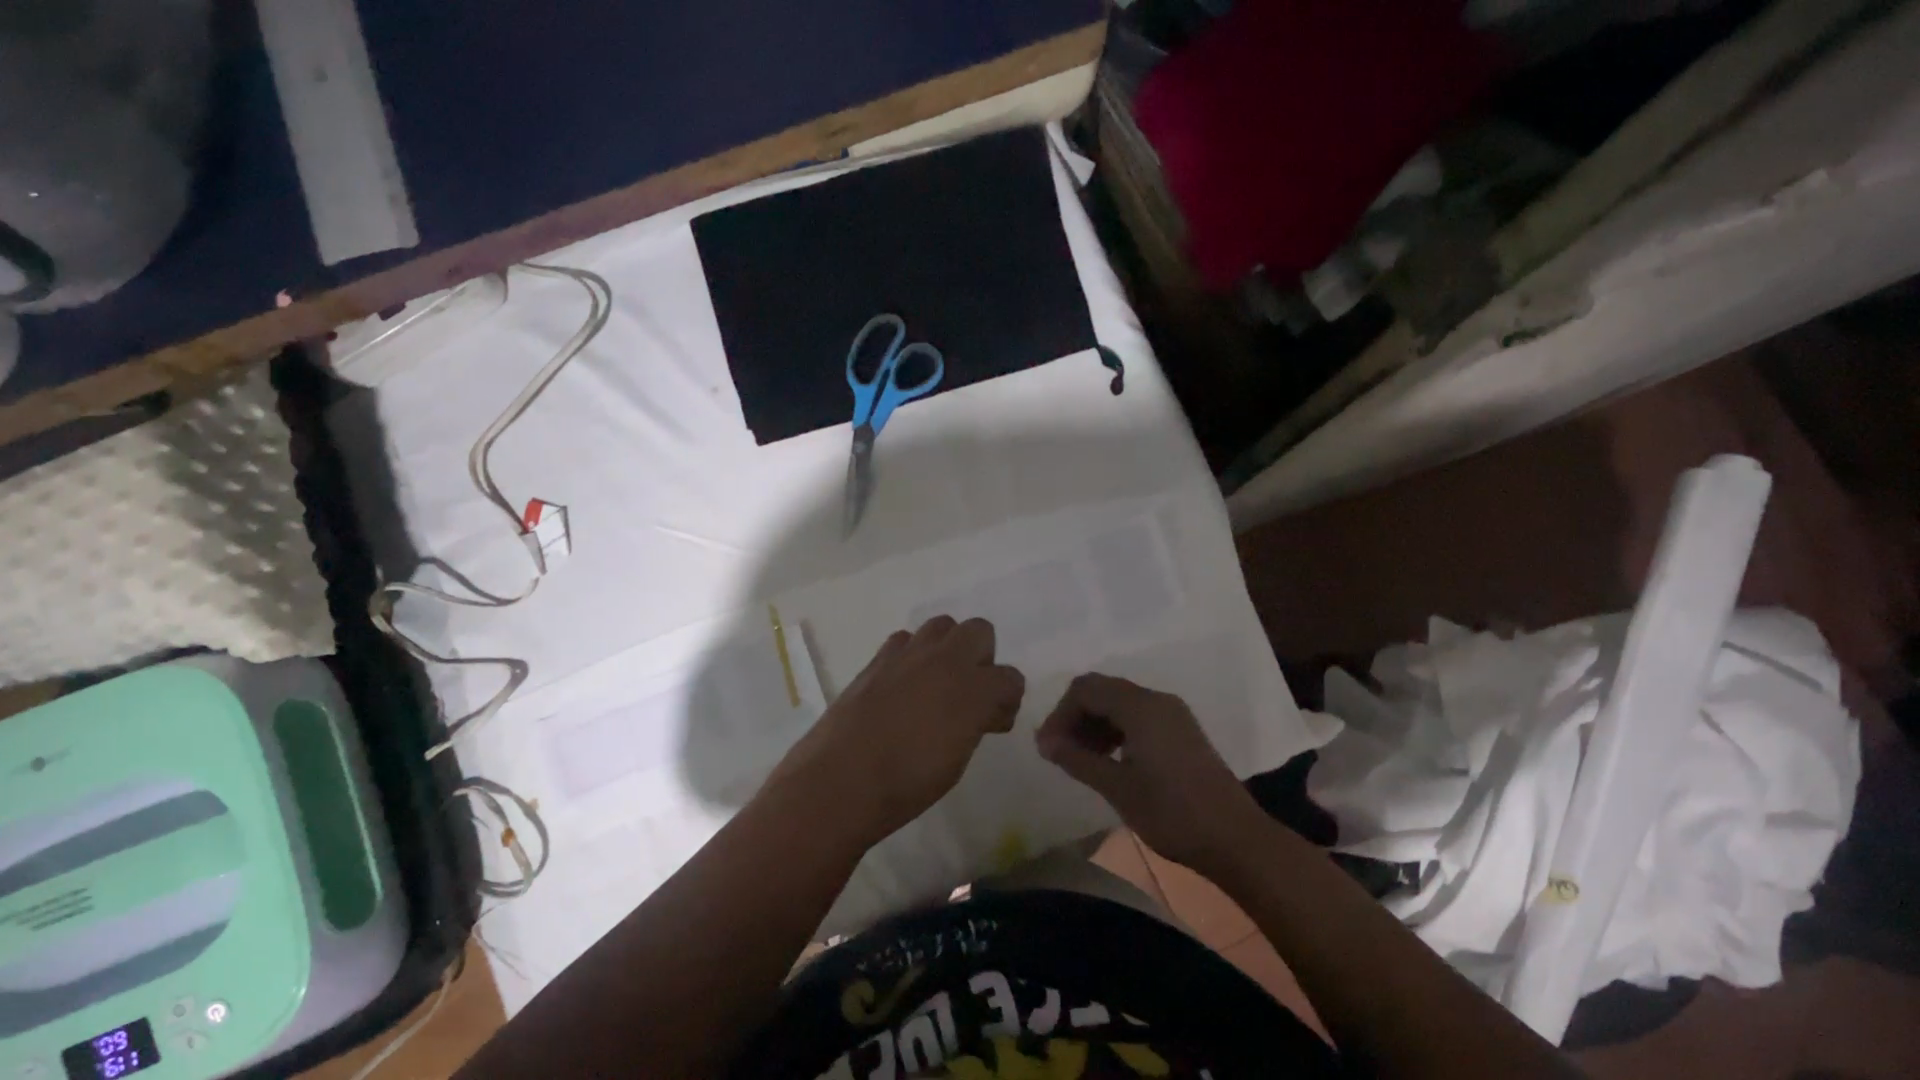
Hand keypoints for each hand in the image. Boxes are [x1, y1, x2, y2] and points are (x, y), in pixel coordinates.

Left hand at [764, 616, 1025, 848]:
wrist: (839, 781)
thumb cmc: (906, 785)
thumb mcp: (956, 762)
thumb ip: (975, 725)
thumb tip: (980, 713)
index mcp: (973, 690)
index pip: (1010, 678)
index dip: (1007, 700)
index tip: (994, 723)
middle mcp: (944, 661)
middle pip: (979, 631)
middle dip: (981, 658)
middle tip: (969, 695)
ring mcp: (907, 654)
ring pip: (942, 626)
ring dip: (947, 649)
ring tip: (936, 685)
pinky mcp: (877, 659)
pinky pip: (906, 640)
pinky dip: (912, 656)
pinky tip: (903, 687)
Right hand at [1036, 673, 1268, 874]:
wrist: (1234, 838)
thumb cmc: (1171, 813)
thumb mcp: (1117, 788)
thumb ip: (1077, 759)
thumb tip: (1045, 741)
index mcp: (1141, 707)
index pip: (1086, 689)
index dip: (1060, 714)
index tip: (1048, 748)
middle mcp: (1158, 701)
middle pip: (1103, 691)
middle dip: (1075, 717)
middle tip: (1059, 754)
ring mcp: (1174, 715)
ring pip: (1121, 703)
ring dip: (1095, 725)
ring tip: (1081, 761)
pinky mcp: (1182, 732)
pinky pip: (1139, 717)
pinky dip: (1116, 731)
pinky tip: (1109, 762)